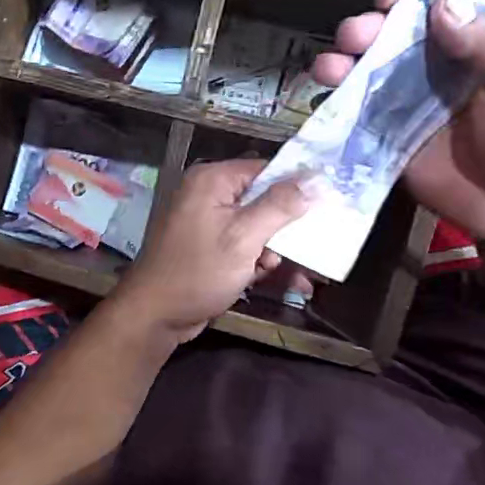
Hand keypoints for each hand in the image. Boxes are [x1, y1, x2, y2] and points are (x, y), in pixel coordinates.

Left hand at [108, 160, 309, 342]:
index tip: (328, 203)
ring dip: (274, 250)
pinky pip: (241, 245)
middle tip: (312, 248)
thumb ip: (280, 206)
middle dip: (287, 227)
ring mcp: (206, 222)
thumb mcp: (244, 237)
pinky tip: (267, 279)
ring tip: (294, 274)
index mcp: (212, 181)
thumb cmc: (198, 271)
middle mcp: (207, 195)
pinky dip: (256, 261)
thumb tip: (314, 180)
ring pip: (255, 227)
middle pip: (263, 199)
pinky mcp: (207, 248)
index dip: (297, 186)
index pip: (266, 169)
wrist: (155, 315)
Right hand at [312, 0, 484, 249]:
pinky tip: (324, 94)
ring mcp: (418, 105)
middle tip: (355, 35)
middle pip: (401, 34)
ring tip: (330, 65)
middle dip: (372, 27)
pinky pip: (362, 114)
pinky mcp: (396, 140)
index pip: (449, 4)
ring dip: (347, 59)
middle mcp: (449, 67)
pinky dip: (338, 102)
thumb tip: (439, 4)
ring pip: (374, 70)